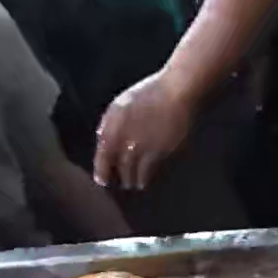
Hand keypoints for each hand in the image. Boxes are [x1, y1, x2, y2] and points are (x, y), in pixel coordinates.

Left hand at [92, 70, 195, 189]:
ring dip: (132, 180)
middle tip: (122, 183)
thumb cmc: (149, 94)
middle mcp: (125, 137)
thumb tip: (101, 138)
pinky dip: (145, 177)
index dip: (101, 169)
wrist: (176, 93)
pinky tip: (145, 181)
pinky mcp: (158, 152)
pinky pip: (148, 170)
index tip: (101, 180)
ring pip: (132, 172)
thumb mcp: (122, 103)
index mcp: (114, 124)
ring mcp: (142, 146)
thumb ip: (109, 121)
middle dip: (119, 177)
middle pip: (119, 165)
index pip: (103, 154)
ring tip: (134, 185)